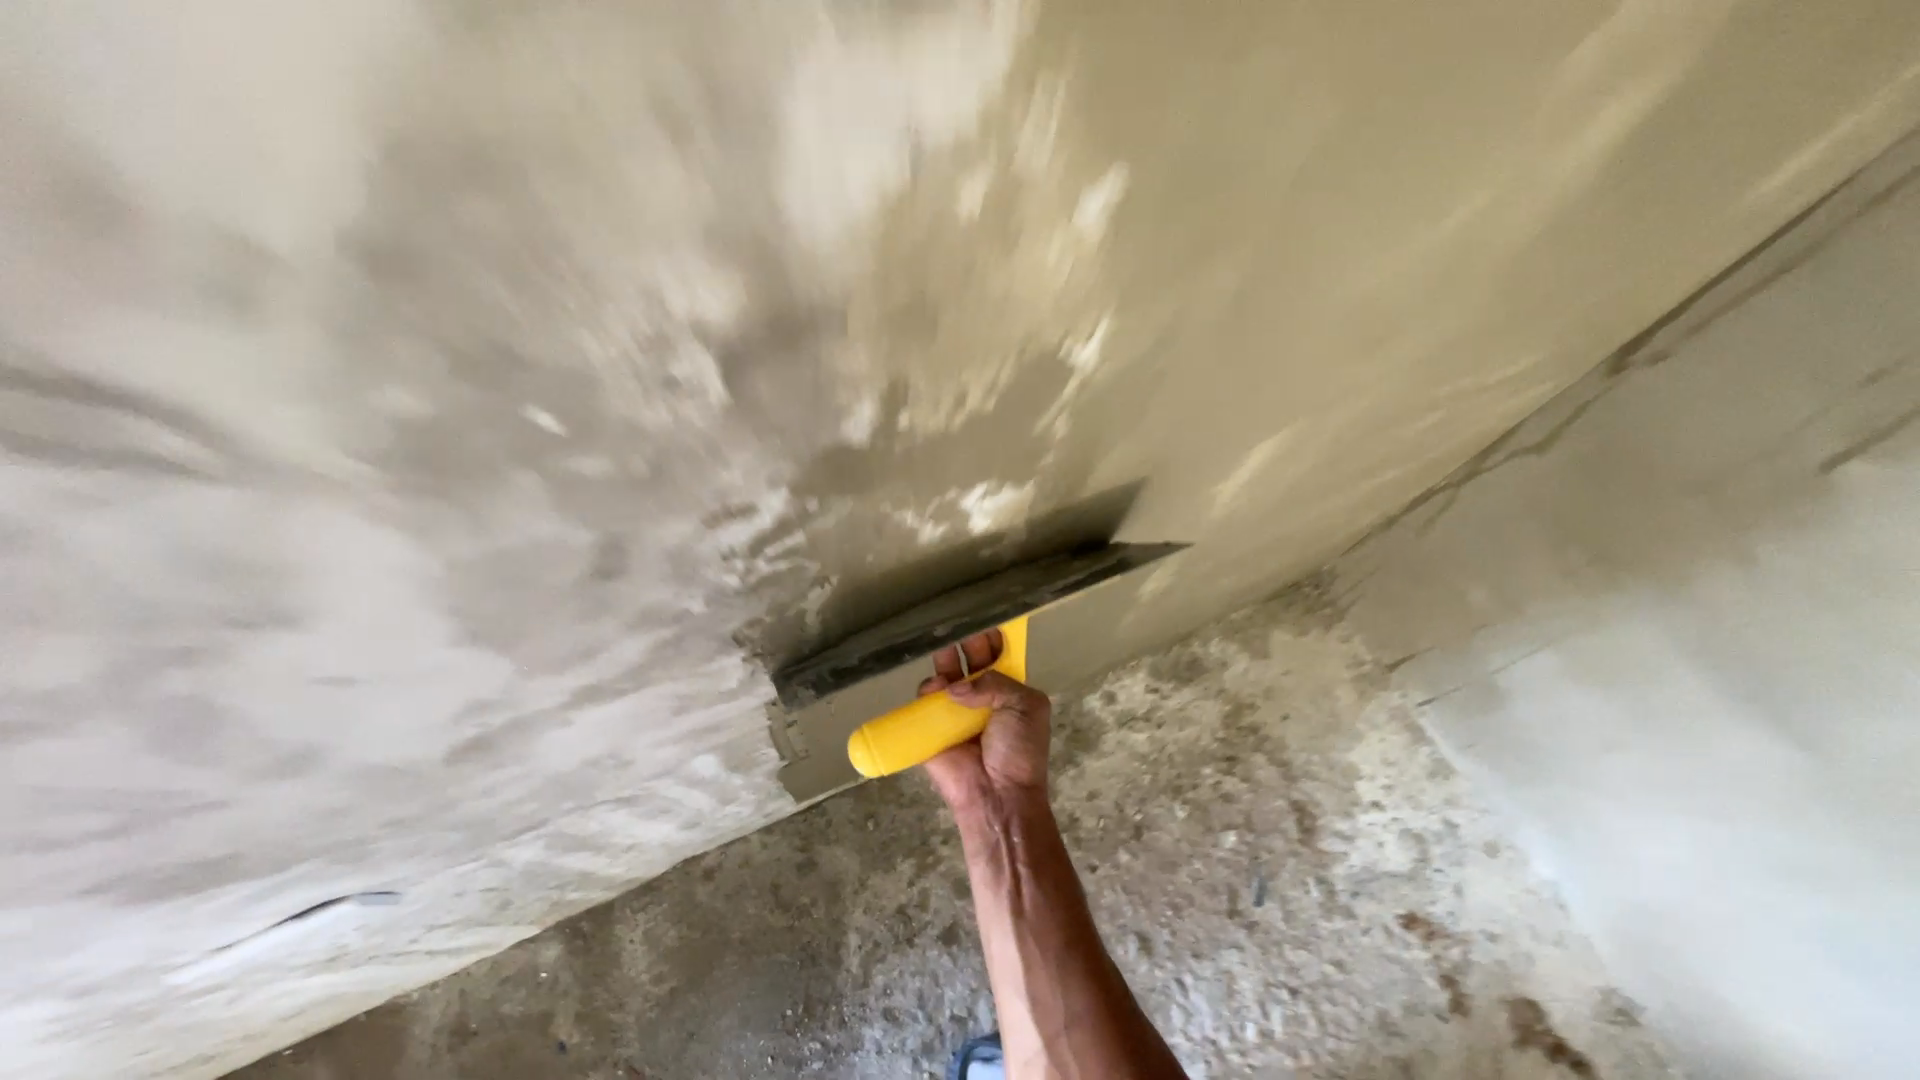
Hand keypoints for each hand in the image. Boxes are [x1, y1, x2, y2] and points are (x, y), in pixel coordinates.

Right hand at [917, 628, 1052, 816]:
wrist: (999, 795)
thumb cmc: (1020, 750)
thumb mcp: (1026, 707)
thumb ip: (997, 683)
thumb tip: (957, 686)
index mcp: (1009, 692)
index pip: (999, 656)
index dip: (993, 639)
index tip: (986, 620)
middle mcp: (982, 697)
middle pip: (971, 660)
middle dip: (967, 643)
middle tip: (962, 630)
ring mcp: (955, 712)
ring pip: (946, 675)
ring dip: (947, 661)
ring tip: (947, 652)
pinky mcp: (931, 727)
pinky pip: (925, 701)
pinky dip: (929, 689)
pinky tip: (937, 687)